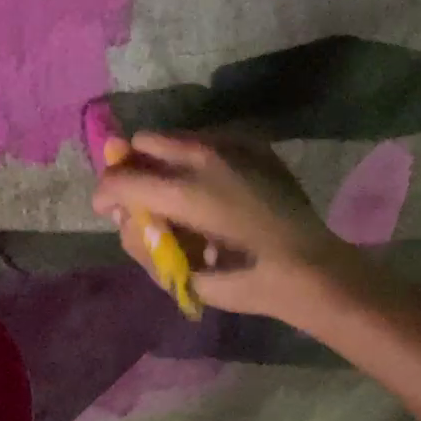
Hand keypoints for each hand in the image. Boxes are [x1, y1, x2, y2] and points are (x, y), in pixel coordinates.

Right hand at [91, 133, 358, 322]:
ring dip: (165, 161)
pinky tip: (212, 188)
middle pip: (144, 142)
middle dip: (134, 167)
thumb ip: (146, 245)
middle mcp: (202, 157)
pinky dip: (197, 158)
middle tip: (140, 196)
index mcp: (184, 192)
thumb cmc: (250, 282)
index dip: (105, 193)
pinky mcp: (254, 144)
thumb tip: (125, 219)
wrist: (316, 268)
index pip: (122, 179)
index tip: (106, 208)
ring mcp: (231, 144)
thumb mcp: (186, 276)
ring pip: (176, 138)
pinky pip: (209, 140)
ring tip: (177, 193)